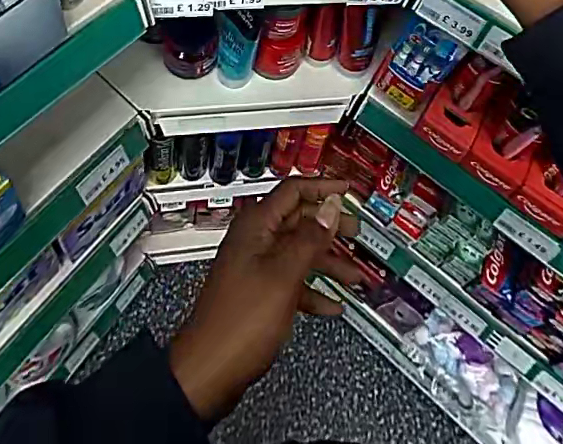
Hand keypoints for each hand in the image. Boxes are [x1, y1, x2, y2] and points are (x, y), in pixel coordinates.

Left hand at [168, 178, 363, 421]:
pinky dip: (313, 289)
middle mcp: (254, 241)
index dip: (321, 188)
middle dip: (330, 227)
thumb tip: (329, 208)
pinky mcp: (257, 293)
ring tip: (353, 273)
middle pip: (298, 221)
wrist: (208, 374)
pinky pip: (292, 281)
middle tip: (354, 230)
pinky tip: (331, 303)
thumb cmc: (238, 322)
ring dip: (327, 262)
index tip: (343, 190)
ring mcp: (255, 267)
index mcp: (256, 226)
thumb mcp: (284, 274)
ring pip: (298, 253)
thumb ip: (310, 238)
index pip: (293, 191)